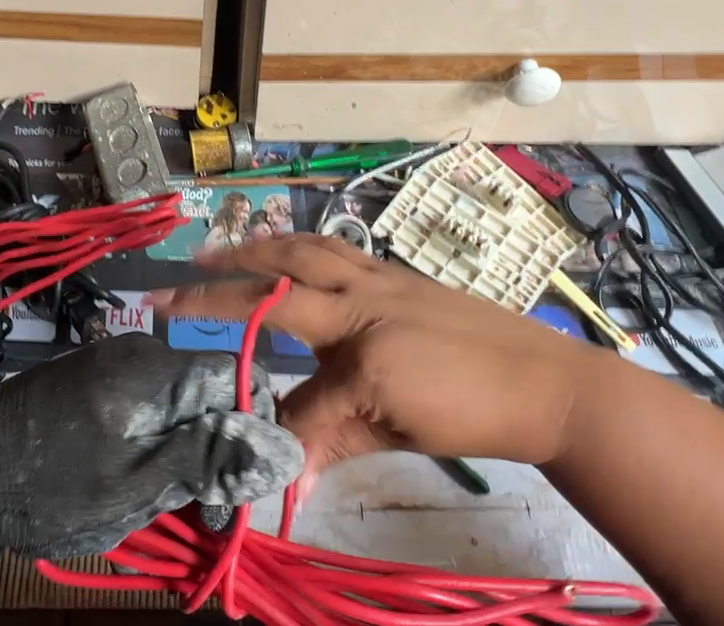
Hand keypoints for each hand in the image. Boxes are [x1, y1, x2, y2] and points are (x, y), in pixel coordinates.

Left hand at [0, 333, 302, 622]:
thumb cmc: (50, 485)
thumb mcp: (137, 483)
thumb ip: (209, 457)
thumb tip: (284, 446)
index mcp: (157, 369)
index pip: (240, 375)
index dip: (255, 427)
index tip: (239, 482)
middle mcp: (140, 352)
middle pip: (212, 390)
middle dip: (220, 446)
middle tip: (199, 508)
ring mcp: (112, 363)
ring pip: (182, 400)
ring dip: (187, 449)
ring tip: (162, 499)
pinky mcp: (93, 379)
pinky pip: (148, 402)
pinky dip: (156, 440)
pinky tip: (134, 477)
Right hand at [152, 234, 612, 473]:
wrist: (543, 379)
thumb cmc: (471, 410)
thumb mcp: (395, 432)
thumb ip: (330, 440)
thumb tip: (282, 475)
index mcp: (363, 347)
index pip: (285, 365)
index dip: (237, 369)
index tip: (188, 355)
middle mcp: (364, 299)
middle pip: (281, 277)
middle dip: (223, 276)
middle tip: (179, 274)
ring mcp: (381, 277)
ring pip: (307, 249)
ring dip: (258, 248)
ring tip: (221, 251)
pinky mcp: (396, 271)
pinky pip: (337, 249)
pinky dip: (300, 248)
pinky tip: (289, 257)